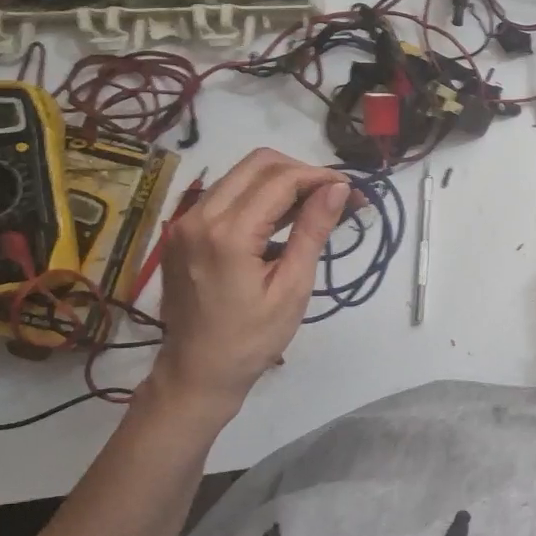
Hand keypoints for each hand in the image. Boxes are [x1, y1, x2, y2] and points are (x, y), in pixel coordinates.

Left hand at [149, 149, 348, 415]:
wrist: (197, 372)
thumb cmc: (252, 338)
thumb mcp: (293, 287)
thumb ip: (313, 231)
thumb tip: (339, 189)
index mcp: (227, 234)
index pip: (280, 180)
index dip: (320, 177)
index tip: (352, 191)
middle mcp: (198, 217)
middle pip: (257, 164)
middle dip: (302, 171)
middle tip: (335, 195)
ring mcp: (185, 223)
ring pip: (240, 175)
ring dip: (281, 182)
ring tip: (316, 207)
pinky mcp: (183, 232)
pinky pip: (226, 196)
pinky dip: (259, 197)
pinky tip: (284, 221)